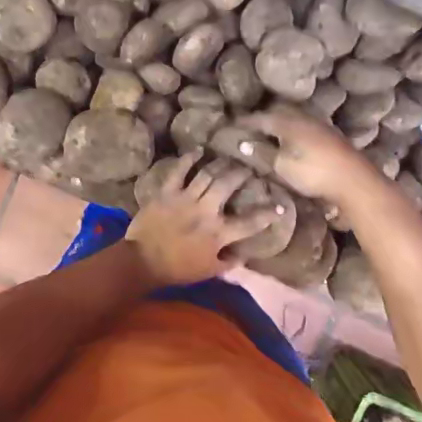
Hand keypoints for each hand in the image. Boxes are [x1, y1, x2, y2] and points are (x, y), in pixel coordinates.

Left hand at [124, 152, 281, 286]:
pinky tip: (199, 150)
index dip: (268, 214)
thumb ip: (229, 262)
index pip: (250, 222)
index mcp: (219, 233)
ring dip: (221, 164)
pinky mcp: (167, 192)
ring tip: (229, 159)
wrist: (142, 261)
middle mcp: (206, 210)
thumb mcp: (209, 271)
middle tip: (248, 169)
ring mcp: (185, 198)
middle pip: (229, 185)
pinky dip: (189, 158)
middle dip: (242, 174)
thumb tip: (244, 253)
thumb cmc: (177, 269)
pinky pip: (179, 170)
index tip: (279, 206)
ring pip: (208, 174)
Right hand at [242, 107, 381, 205]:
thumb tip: (242, 143)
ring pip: (294, 119)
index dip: (244, 122)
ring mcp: (320, 126)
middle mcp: (303, 118)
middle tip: (249, 127)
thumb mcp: (281, 165)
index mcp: (287, 122)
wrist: (355, 180)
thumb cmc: (313, 172)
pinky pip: (305, 128)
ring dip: (280, 125)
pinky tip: (292, 142)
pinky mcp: (331, 137)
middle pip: (279, 113)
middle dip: (263, 119)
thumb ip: (261, 153)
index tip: (230, 125)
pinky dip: (294, 132)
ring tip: (269, 134)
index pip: (260, 118)